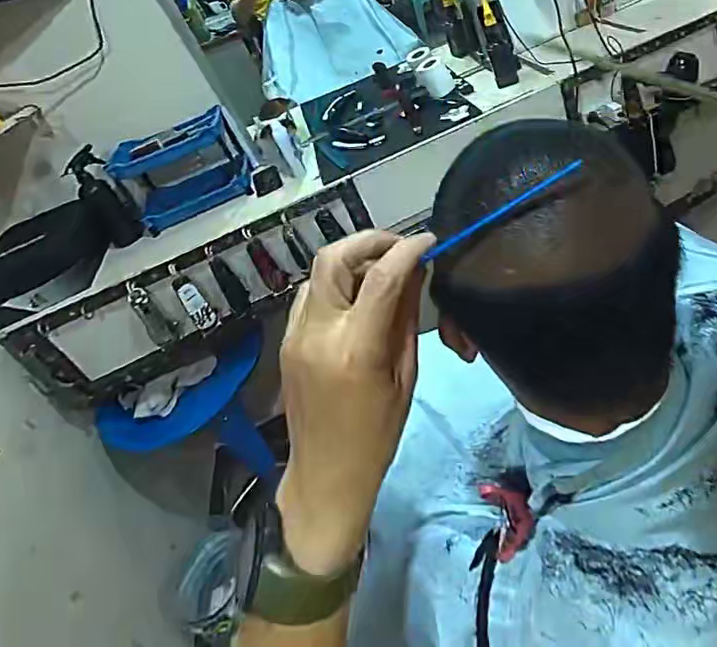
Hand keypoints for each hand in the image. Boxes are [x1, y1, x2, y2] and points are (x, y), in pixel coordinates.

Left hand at [276, 230, 436, 574]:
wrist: (324, 477)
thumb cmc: (377, 435)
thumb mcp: (405, 375)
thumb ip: (406, 317)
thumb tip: (415, 271)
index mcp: (355, 349)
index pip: (381, 276)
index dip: (408, 248)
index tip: (430, 240)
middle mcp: (318, 333)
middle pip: (334, 257)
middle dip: (371, 240)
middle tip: (401, 247)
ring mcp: (295, 335)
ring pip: (319, 270)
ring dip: (353, 258)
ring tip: (384, 269)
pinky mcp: (286, 340)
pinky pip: (311, 292)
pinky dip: (337, 280)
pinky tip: (359, 294)